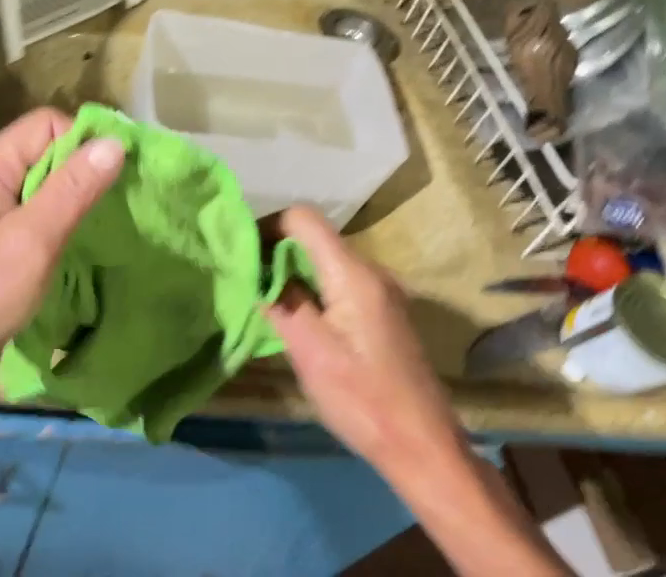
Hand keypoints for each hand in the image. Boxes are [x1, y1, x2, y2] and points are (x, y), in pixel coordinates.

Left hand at [0, 108, 122, 384]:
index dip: (83, 141)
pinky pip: (35, 209)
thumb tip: (115, 142)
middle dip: (83, 168)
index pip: (45, 124)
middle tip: (118, 200)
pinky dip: (60, 218)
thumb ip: (73, 188)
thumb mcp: (34, 238)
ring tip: (104, 220)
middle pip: (45, 148)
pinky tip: (78, 239)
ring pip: (43, 181)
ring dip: (74, 196)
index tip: (118, 173)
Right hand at [266, 207, 462, 475]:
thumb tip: (256, 272)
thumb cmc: (362, 399)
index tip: (242, 253)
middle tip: (246, 279)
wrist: (423, 447)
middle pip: (314, 237)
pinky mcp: (384, 313)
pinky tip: (297, 318)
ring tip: (264, 298)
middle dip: (275, 250)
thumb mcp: (310, 351)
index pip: (303, 218)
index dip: (267, 226)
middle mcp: (372, 272)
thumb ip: (281, 302)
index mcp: (353, 274)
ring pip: (326, 260)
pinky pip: (340, 282)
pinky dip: (313, 288)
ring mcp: (383, 292)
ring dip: (292, 271)